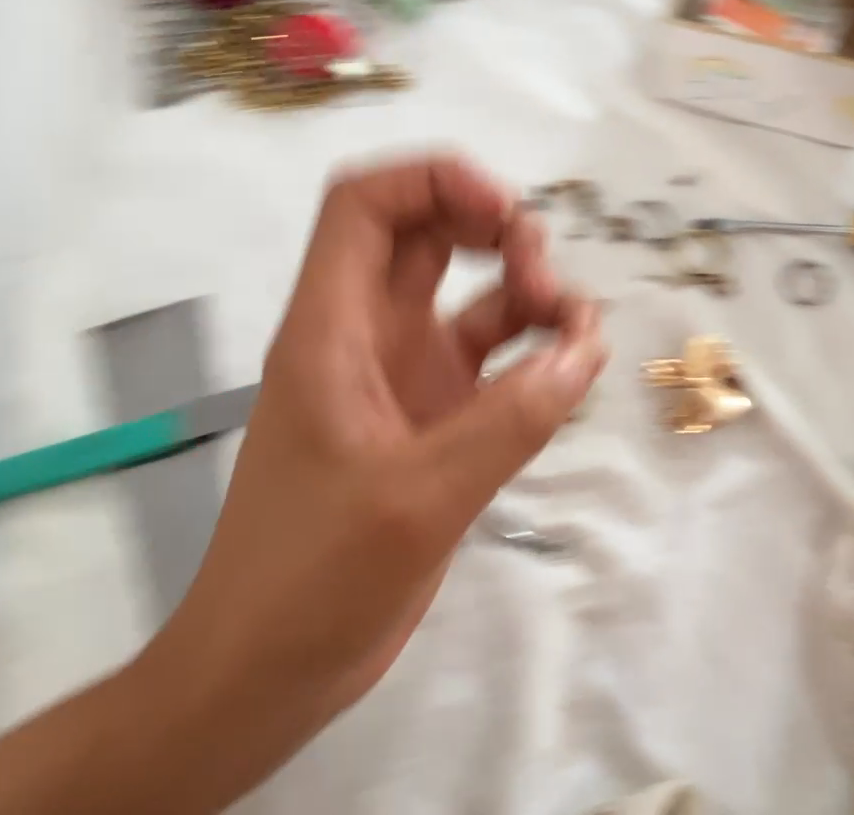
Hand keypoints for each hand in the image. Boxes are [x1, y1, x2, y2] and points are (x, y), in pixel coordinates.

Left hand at [141, 156, 605, 731]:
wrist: (268, 672)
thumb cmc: (312, 578)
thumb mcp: (417, 499)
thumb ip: (509, 422)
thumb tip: (585, 352)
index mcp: (334, 330)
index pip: (367, 206)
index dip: (437, 182)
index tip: (508, 216)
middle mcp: (369, 338)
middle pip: (429, 235)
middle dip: (496, 232)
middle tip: (545, 280)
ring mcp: (406, 380)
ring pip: (473, 296)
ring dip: (529, 295)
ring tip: (577, 333)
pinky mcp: (436, 423)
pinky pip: (497, 361)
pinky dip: (537, 354)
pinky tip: (571, 372)